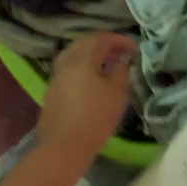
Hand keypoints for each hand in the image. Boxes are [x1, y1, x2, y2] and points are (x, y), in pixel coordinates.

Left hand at [36, 33, 136, 160]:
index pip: (101, 38)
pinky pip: (68, 67)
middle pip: (85, 42)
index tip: (134, 48)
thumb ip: (122, 70)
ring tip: (107, 64)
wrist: (64, 147)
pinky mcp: (52, 89)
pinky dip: (82, 65)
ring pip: (74, 54)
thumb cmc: (95, 118)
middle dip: (104, 43)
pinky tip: (91, 78)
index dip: (119, 40)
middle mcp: (66, 62)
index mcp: (82, 59)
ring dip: (91, 54)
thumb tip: (124, 58)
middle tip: (120, 52)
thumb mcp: (117, 93)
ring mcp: (56, 75)